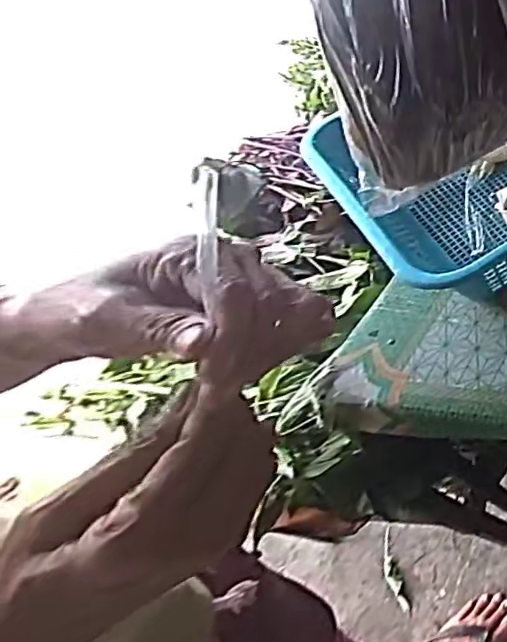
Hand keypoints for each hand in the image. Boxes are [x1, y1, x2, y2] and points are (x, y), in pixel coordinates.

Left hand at [0, 237, 333, 391]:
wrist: (69, 318)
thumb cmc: (74, 312)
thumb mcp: (98, 319)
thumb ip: (153, 327)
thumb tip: (204, 342)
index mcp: (199, 253)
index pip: (237, 292)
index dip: (233, 336)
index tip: (216, 378)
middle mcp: (241, 259)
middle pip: (277, 300)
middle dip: (255, 347)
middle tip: (221, 389)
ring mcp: (260, 276)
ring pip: (300, 309)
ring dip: (277, 348)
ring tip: (234, 380)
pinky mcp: (270, 298)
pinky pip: (302, 318)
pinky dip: (288, 345)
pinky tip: (254, 368)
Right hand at [0, 384, 274, 641]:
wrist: (32, 639)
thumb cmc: (20, 578)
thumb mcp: (52, 515)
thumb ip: (127, 459)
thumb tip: (187, 401)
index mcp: (145, 533)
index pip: (203, 449)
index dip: (217, 405)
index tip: (220, 371)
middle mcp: (201, 534)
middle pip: (245, 449)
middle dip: (236, 413)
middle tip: (214, 388)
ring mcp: (224, 537)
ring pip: (261, 459)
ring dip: (246, 429)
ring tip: (213, 411)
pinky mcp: (233, 536)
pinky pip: (258, 478)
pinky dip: (248, 451)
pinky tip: (221, 441)